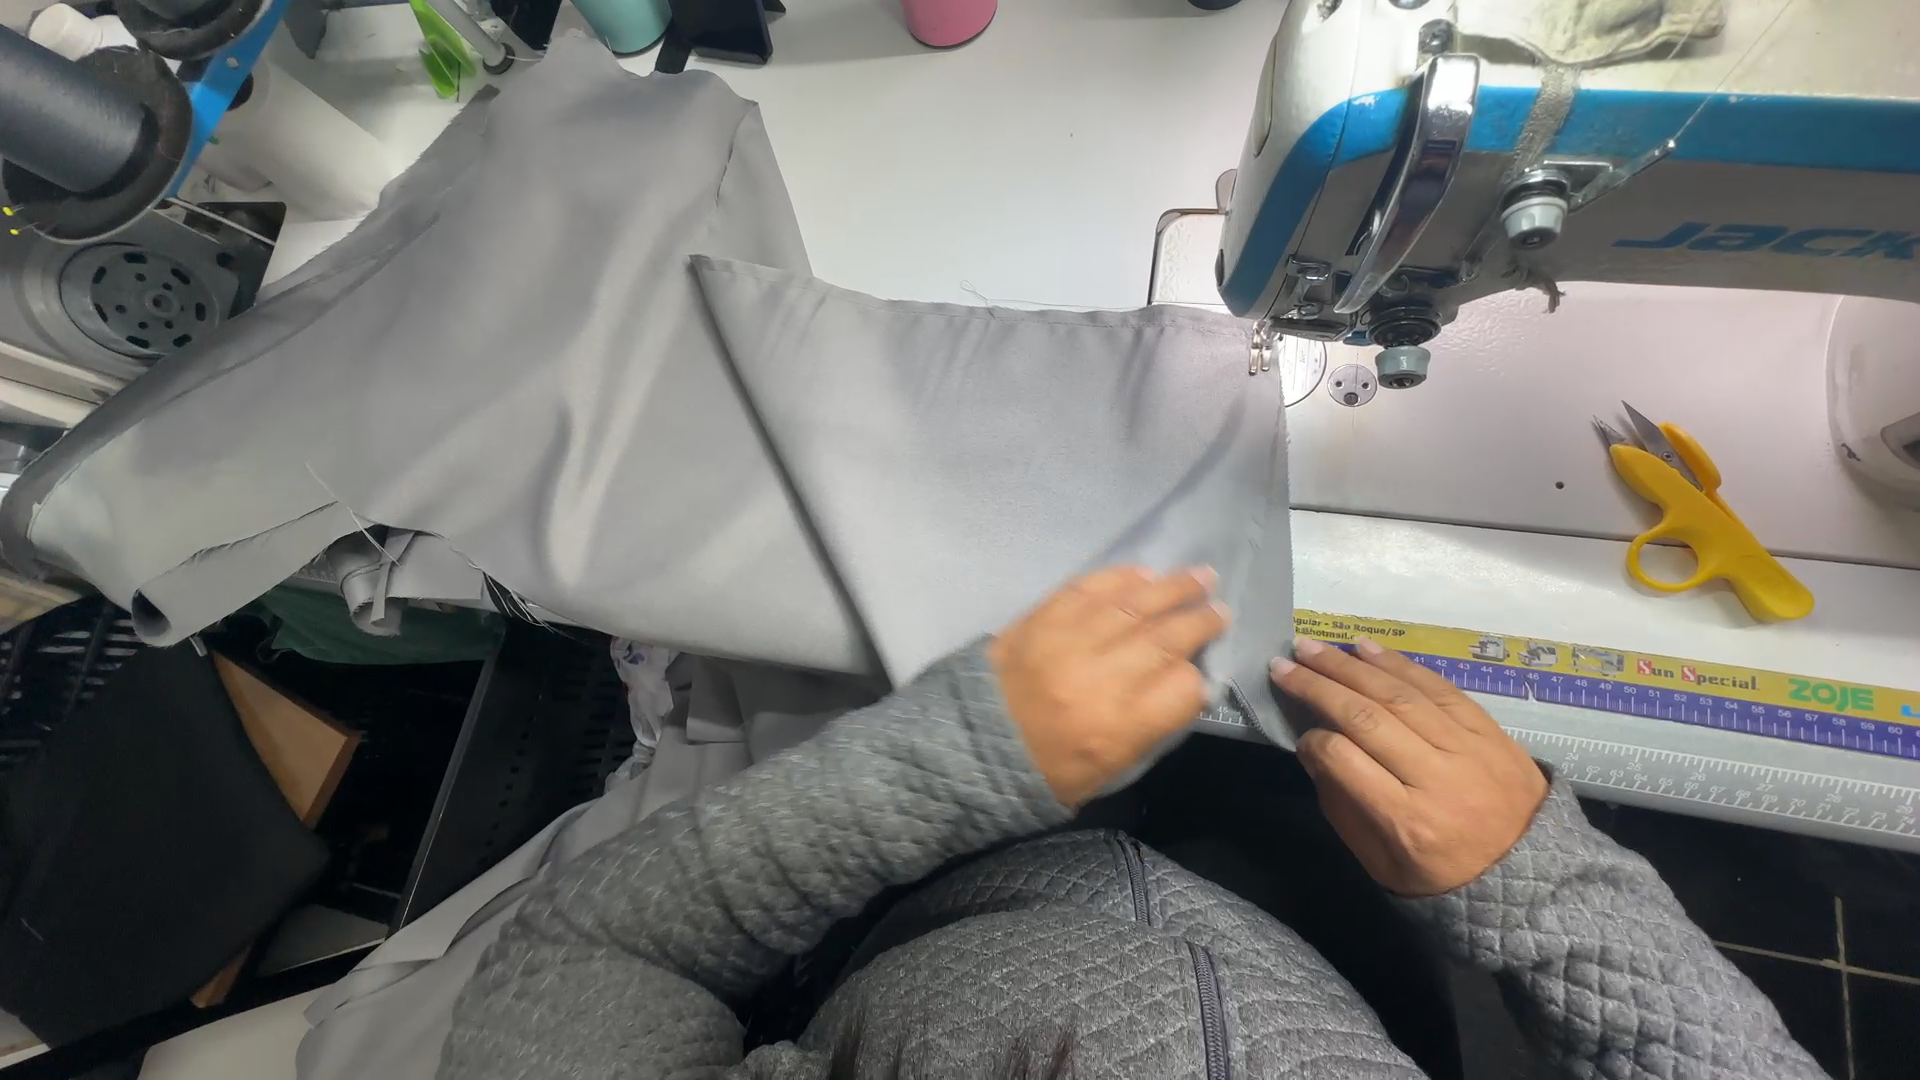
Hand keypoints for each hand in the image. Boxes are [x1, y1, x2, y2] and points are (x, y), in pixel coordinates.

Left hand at [989, 566, 1228, 806]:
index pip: (1182, 690)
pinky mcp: (1038, 619)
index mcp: (1115, 729)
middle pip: (1164, 640)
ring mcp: (1066, 642)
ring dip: (1170, 588)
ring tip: (1199, 575)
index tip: (1204, 667)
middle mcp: (1097, 679)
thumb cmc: (1043, 767)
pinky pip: (1086, 588)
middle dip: (1198, 620)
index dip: (1199, 677)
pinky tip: (1142, 573)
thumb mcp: (1107, 770)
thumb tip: (1186, 682)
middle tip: (1220, 606)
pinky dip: (1118, 577)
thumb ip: (1150, 726)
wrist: (968, 744)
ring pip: (1131, 605)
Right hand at [1270, 636, 1548, 895]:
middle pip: (1367, 718)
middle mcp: (1440, 779)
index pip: (1344, 759)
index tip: (1299, 733)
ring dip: (1349, 666)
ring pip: (1400, 696)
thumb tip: (1313, 744)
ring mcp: (1470, 750)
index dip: (1313, 739)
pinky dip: (1399, 664)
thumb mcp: (1378, 860)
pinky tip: (1365, 648)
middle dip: (1318, 686)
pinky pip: (1439, 688)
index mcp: (1409, 822)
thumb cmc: (1440, 875)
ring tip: (1312, 648)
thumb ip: (1341, 801)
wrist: (1537, 882)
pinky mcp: (1491, 732)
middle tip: (1283, 663)